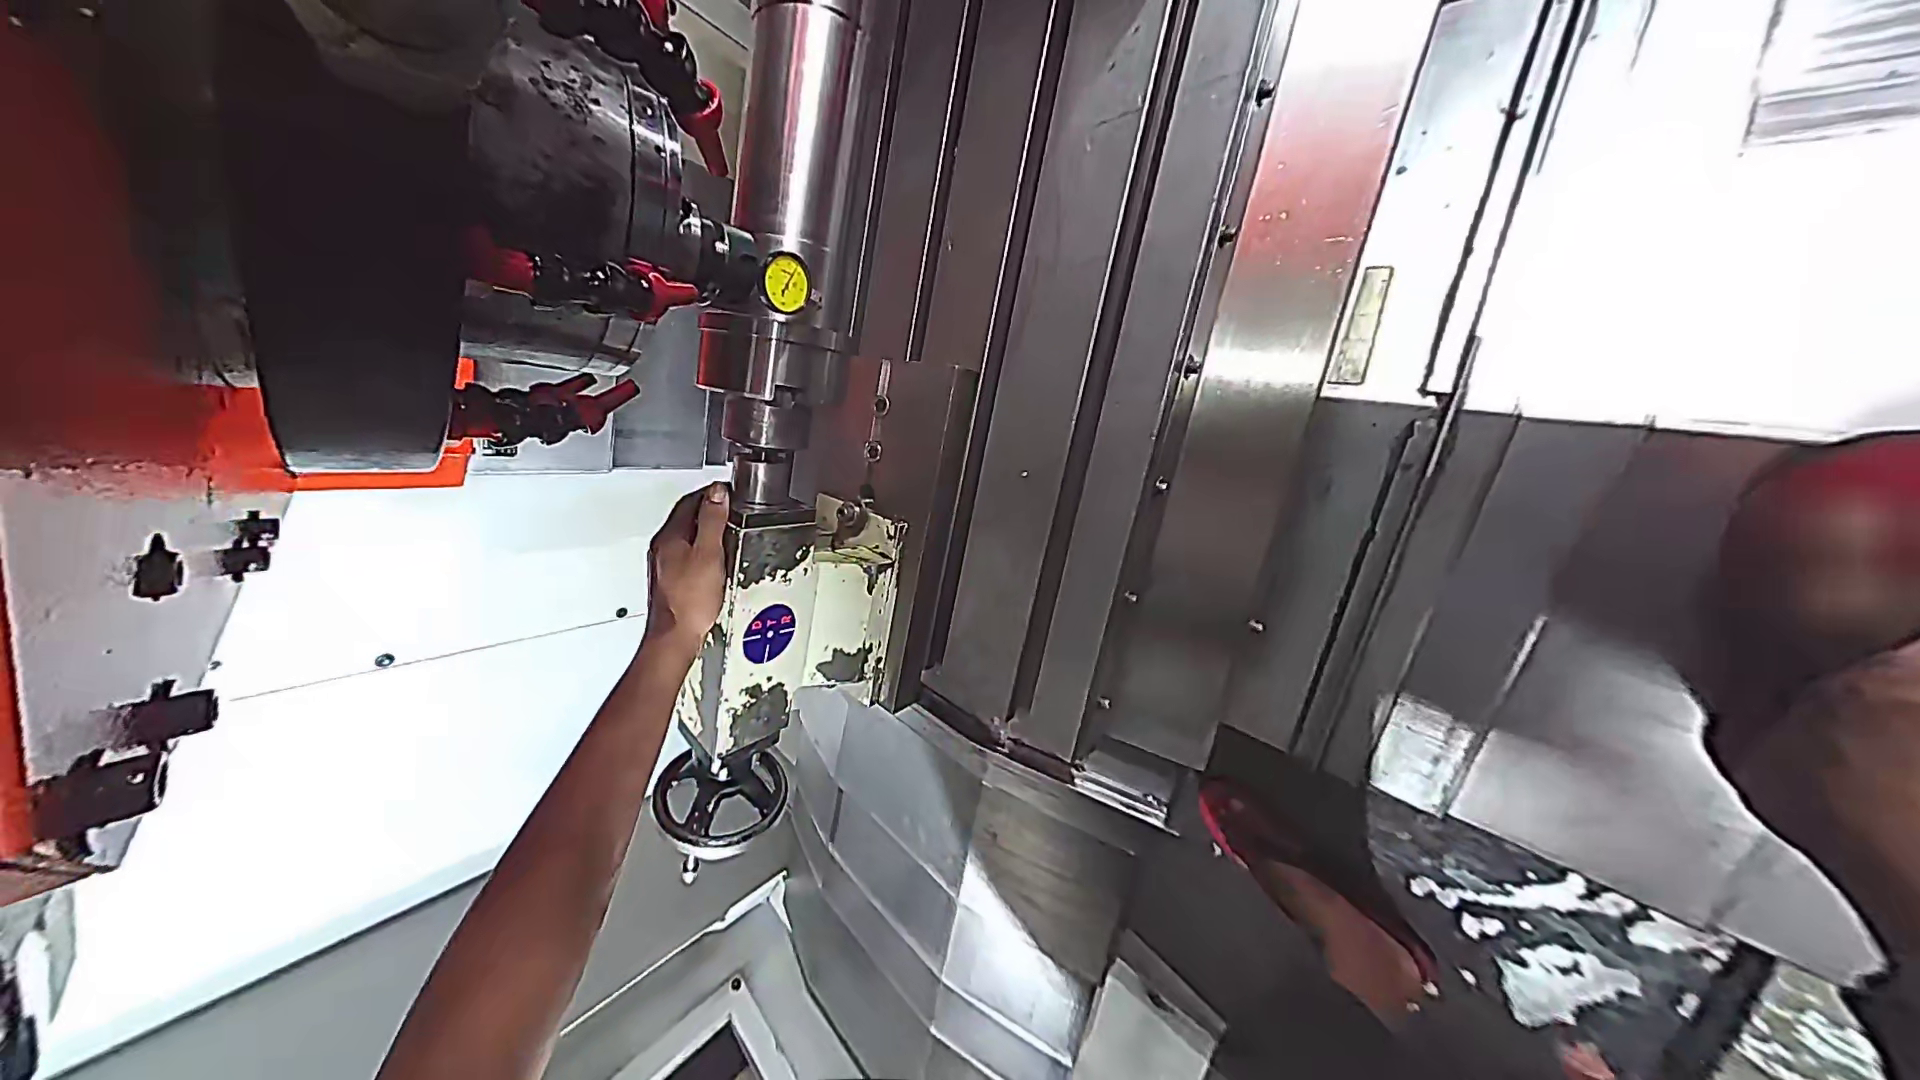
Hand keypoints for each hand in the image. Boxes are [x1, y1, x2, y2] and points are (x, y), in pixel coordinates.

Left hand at [644, 482, 728, 655]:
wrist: (676, 636)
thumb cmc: (690, 600)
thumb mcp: (709, 554)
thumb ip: (712, 521)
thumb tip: (717, 494)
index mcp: (670, 538)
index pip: (690, 502)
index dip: (711, 493)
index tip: (728, 490)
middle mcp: (664, 548)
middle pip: (686, 516)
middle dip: (708, 507)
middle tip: (728, 503)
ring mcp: (666, 564)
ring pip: (687, 534)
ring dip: (705, 526)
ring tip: (725, 524)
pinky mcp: (673, 579)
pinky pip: (688, 551)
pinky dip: (703, 545)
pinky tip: (715, 554)